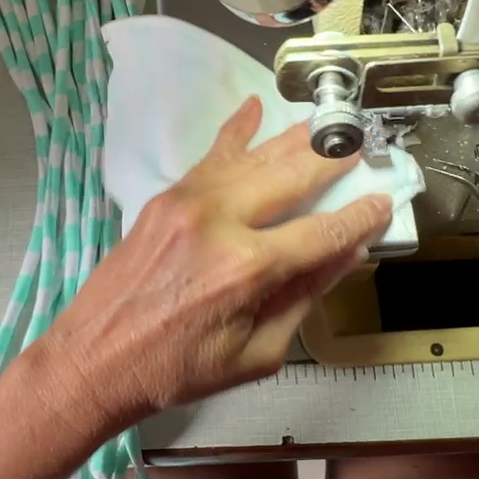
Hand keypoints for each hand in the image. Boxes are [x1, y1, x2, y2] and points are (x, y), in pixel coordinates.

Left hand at [32, 97, 391, 423]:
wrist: (95, 358)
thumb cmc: (177, 369)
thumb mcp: (255, 355)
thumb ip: (303, 298)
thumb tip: (344, 255)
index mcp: (248, 268)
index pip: (322, 232)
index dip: (359, 217)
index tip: (383, 200)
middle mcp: (220, 222)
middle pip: (292, 177)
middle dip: (332, 161)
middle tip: (360, 146)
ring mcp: (187, 202)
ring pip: (254, 158)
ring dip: (293, 141)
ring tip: (324, 128)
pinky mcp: (165, 198)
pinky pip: (210, 156)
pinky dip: (235, 132)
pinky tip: (253, 109)